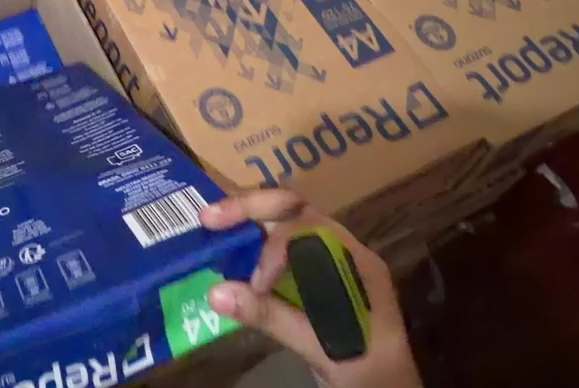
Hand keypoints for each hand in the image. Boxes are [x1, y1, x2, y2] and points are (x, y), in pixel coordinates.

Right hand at [200, 190, 421, 387]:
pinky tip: (230, 254)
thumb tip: (214, 292)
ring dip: (248, 221)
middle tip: (209, 218)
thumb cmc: (369, 378)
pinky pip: (280, 248)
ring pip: (284, 223)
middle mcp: (341, 251)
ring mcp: (327, 264)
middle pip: (293, 210)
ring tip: (213, 226)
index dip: (273, 249)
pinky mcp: (313, 281)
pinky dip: (252, 246)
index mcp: (354, 261)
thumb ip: (273, 318)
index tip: (255, 285)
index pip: (308, 229)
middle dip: (250, 208)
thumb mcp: (324, 351)